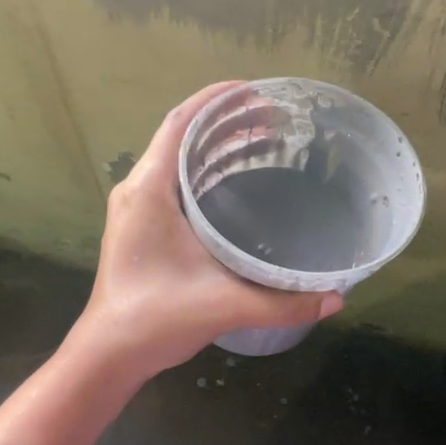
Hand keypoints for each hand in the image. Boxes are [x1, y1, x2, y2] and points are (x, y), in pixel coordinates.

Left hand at [79, 82, 344, 374]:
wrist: (108, 354)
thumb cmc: (156, 318)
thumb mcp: (226, 305)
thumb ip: (284, 302)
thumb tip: (337, 297)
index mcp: (150, 190)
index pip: (181, 122)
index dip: (217, 99)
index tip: (256, 90)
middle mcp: (139, 189)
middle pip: (183, 135)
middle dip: (227, 120)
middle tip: (275, 118)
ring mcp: (136, 207)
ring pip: (178, 158)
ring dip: (216, 145)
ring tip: (263, 141)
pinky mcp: (140, 225)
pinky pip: (175, 180)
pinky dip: (206, 170)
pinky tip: (237, 184)